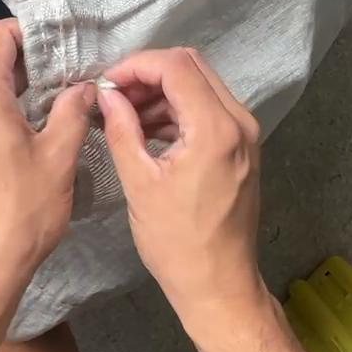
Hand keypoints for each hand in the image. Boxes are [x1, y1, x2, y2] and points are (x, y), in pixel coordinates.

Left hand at [0, 19, 96, 294]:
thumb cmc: (20, 209)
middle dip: (34, 58)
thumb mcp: (58, 156)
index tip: (64, 41)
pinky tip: (42, 125)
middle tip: (75, 69)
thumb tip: (86, 87)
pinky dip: (12, 108)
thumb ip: (73, 112)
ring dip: (25, 85)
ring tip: (65, 95)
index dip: (30, 30)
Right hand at [97, 48, 266, 334]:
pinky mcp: (243, 146)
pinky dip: (178, 109)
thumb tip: (106, 95)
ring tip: (125, 115)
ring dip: (162, 91)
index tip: (107, 84)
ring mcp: (245, 133)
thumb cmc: (177, 242)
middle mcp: (239, 122)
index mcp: (215, 129)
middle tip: (114, 96)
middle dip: (148, 73)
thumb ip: (122, 130)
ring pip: (200, 84)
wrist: (219, 285)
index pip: (175, 67)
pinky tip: (148, 130)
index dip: (136, 66)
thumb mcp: (139, 184)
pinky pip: (208, 108)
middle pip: (191, 66)